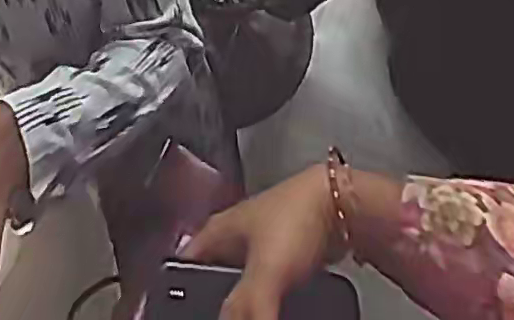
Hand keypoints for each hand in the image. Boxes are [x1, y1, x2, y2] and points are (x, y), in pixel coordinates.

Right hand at [180, 165, 340, 319]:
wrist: (341, 206)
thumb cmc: (296, 218)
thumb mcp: (264, 269)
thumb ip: (244, 310)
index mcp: (216, 232)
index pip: (178, 269)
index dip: (173, 295)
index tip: (174, 315)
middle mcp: (232, 239)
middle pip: (208, 286)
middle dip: (212, 306)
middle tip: (211, 318)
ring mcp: (257, 251)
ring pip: (237, 294)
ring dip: (239, 311)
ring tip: (242, 319)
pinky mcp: (281, 264)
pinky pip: (263, 297)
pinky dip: (263, 310)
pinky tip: (268, 316)